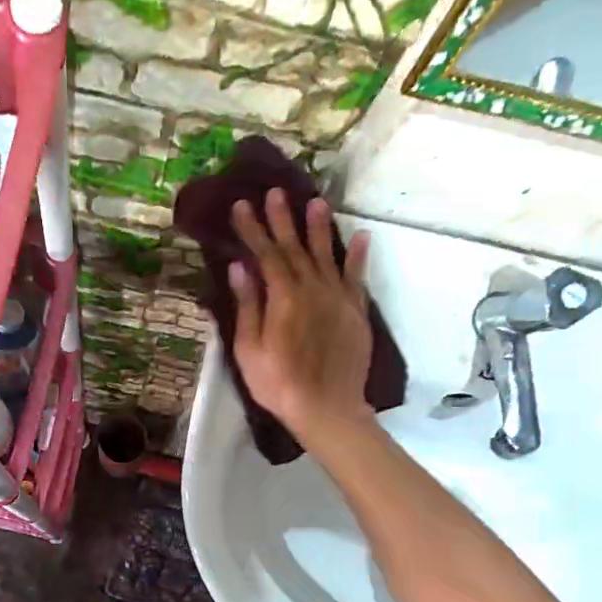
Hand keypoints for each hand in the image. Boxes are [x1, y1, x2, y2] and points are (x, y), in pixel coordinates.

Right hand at [228, 190, 373, 443]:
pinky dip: (358, 257)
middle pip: (296, 248)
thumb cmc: (279, 385)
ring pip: (328, 255)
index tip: (242, 206)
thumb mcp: (250, 350)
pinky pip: (358, 278)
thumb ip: (248, 306)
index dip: (254, 229)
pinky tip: (361, 237)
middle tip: (275, 192)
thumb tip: (240, 267)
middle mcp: (313, 289)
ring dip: (320, 228)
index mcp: (284, 297)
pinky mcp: (356, 313)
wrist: (327, 409)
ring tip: (316, 201)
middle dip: (283, 219)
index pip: (266, 254)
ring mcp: (339, 299)